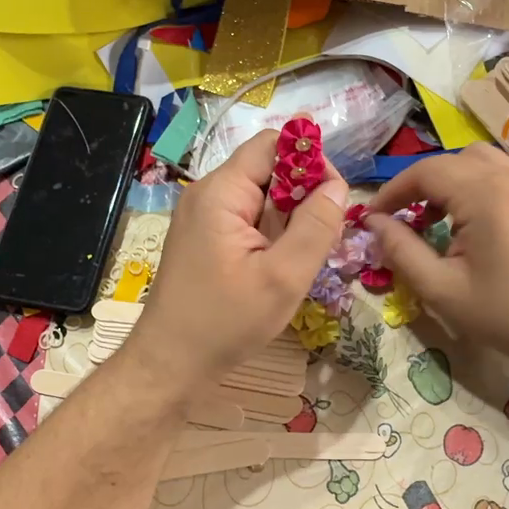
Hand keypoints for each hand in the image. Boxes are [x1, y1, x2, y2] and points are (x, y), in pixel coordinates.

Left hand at [131, 131, 347, 387]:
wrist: (171, 363)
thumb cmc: (225, 322)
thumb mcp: (283, 278)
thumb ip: (316, 227)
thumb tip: (338, 187)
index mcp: (221, 192)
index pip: (272, 144)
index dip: (309, 159)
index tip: (335, 197)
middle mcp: (208, 194)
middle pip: (268, 169)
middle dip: (303, 193)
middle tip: (325, 234)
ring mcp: (204, 217)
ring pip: (262, 197)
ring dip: (290, 217)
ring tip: (305, 254)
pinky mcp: (207, 239)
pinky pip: (249, 219)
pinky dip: (273, 233)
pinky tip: (284, 264)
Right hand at [365, 145, 508, 364]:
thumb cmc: (504, 314)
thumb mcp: (440, 288)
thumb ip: (401, 250)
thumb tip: (373, 223)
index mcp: (484, 194)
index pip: (425, 172)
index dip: (392, 191)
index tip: (372, 218)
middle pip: (450, 161)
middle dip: (418, 185)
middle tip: (399, 220)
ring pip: (476, 162)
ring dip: (447, 182)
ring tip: (434, 219)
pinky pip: (498, 174)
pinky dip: (473, 186)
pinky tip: (467, 224)